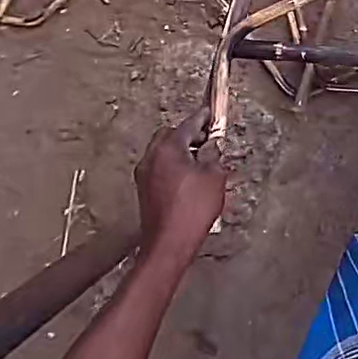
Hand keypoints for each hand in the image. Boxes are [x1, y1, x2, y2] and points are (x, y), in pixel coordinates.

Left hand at [134, 107, 226, 263]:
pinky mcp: (144, 189)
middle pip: (170, 134)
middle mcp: (151, 157)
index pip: (188, 124)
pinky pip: (159, 166)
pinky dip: (172, 164)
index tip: (210, 113)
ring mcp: (144, 174)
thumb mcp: (214, 176)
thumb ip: (213, 155)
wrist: (168, 245)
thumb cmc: (192, 210)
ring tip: (199, 159)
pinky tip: (188, 176)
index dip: (202, 118)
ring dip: (179, 150)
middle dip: (188, 134)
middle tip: (207, 139)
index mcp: (168, 148)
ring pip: (162, 150)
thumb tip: (211, 147)